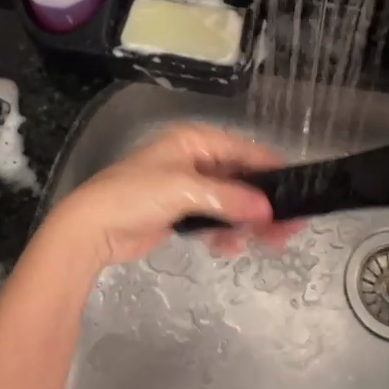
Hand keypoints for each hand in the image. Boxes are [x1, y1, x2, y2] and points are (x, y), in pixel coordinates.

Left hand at [38, 123, 296, 272]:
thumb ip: (228, 198)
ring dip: (247, 222)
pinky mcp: (180, 214)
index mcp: (193, 141)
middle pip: (239, 179)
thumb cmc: (134, 196)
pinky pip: (214, 220)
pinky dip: (225, 232)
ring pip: (230, 202)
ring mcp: (187, 188)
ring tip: (268, 244)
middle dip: (262, 203)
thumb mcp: (183, 190)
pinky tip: (231, 247)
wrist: (90, 229)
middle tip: (289, 228)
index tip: (297, 187)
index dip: (269, 169)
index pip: (242, 150)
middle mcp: (193, 160)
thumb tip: (268, 209)